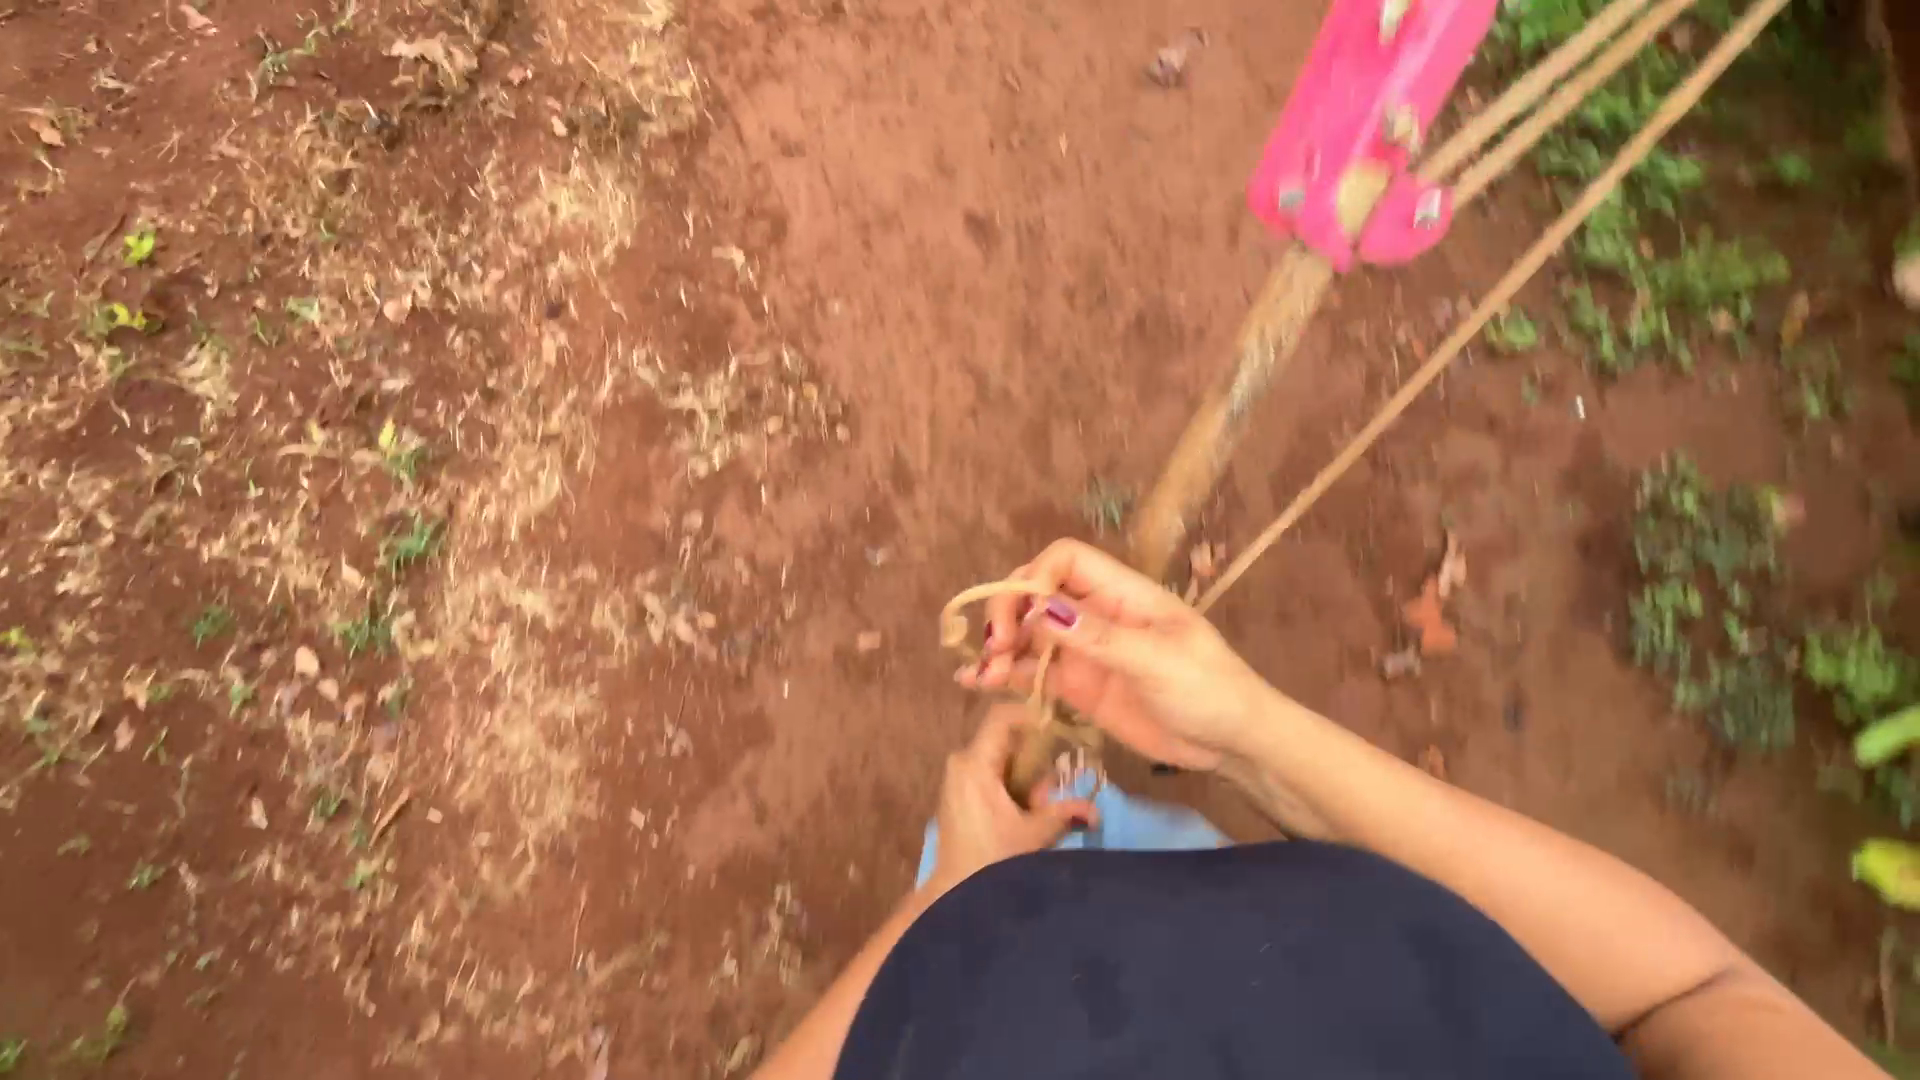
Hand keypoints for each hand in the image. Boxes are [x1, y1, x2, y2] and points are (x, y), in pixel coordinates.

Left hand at [927, 705, 1097, 890]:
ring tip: (1036, 810)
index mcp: (974, 763)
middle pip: (1006, 740)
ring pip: (1002, 758)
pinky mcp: (959, 791)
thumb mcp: (1032, 836)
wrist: (952, 896)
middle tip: (1049, 793)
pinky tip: (1022, 813)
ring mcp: (957, 776)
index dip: (1032, 715)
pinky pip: (991, 772)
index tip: (1060, 725)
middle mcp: (961, 762)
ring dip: (1026, 778)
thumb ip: (1063, 814)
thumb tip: (1095, 809)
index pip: (1002, 717)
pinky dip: (1012, 785)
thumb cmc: (990, 862)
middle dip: (1035, 762)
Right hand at [958, 539, 1276, 769]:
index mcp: (1122, 592)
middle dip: (1009, 610)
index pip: (1065, 559)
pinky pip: (1034, 672)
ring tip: (981, 674)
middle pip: (1038, 591)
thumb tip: (1042, 610)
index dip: (1036, 576)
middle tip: (995, 645)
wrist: (1232, 743)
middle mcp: (1096, 614)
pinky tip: (978, 682)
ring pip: (1029, 633)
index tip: (1022, 613)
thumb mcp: (1159, 661)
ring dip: (1000, 647)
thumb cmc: (1209, 689)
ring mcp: (1084, 651)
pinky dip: (1005, 674)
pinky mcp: (1078, 686)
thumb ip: (1100, 638)